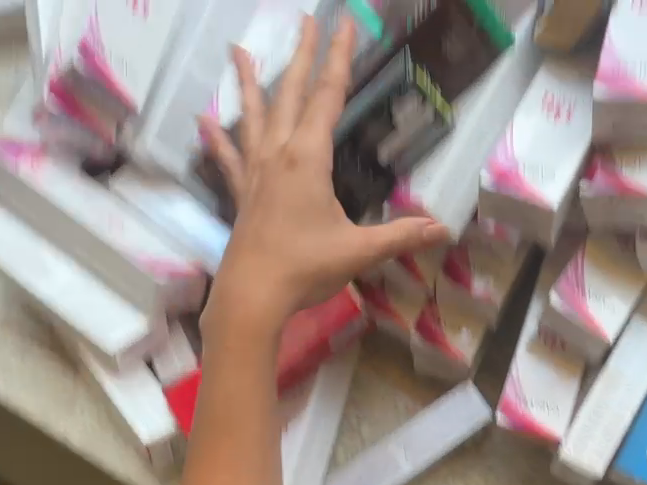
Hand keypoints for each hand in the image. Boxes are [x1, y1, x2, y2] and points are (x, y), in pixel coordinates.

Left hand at [199, 16, 450, 333]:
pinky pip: (229, 158)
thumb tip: (442, 230)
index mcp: (308, 158)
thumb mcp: (359, 251)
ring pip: (253, 117)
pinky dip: (218, 139)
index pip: (328, 96)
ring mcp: (256, 173)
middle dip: (301, 55)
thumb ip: (400, 236)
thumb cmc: (306, 268)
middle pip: (290, 93)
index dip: (339, 59)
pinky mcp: (243, 195)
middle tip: (306, 20)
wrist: (254, 294)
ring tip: (237, 49)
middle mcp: (279, 154)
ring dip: (248, 82)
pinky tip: (203, 121)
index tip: (343, 24)